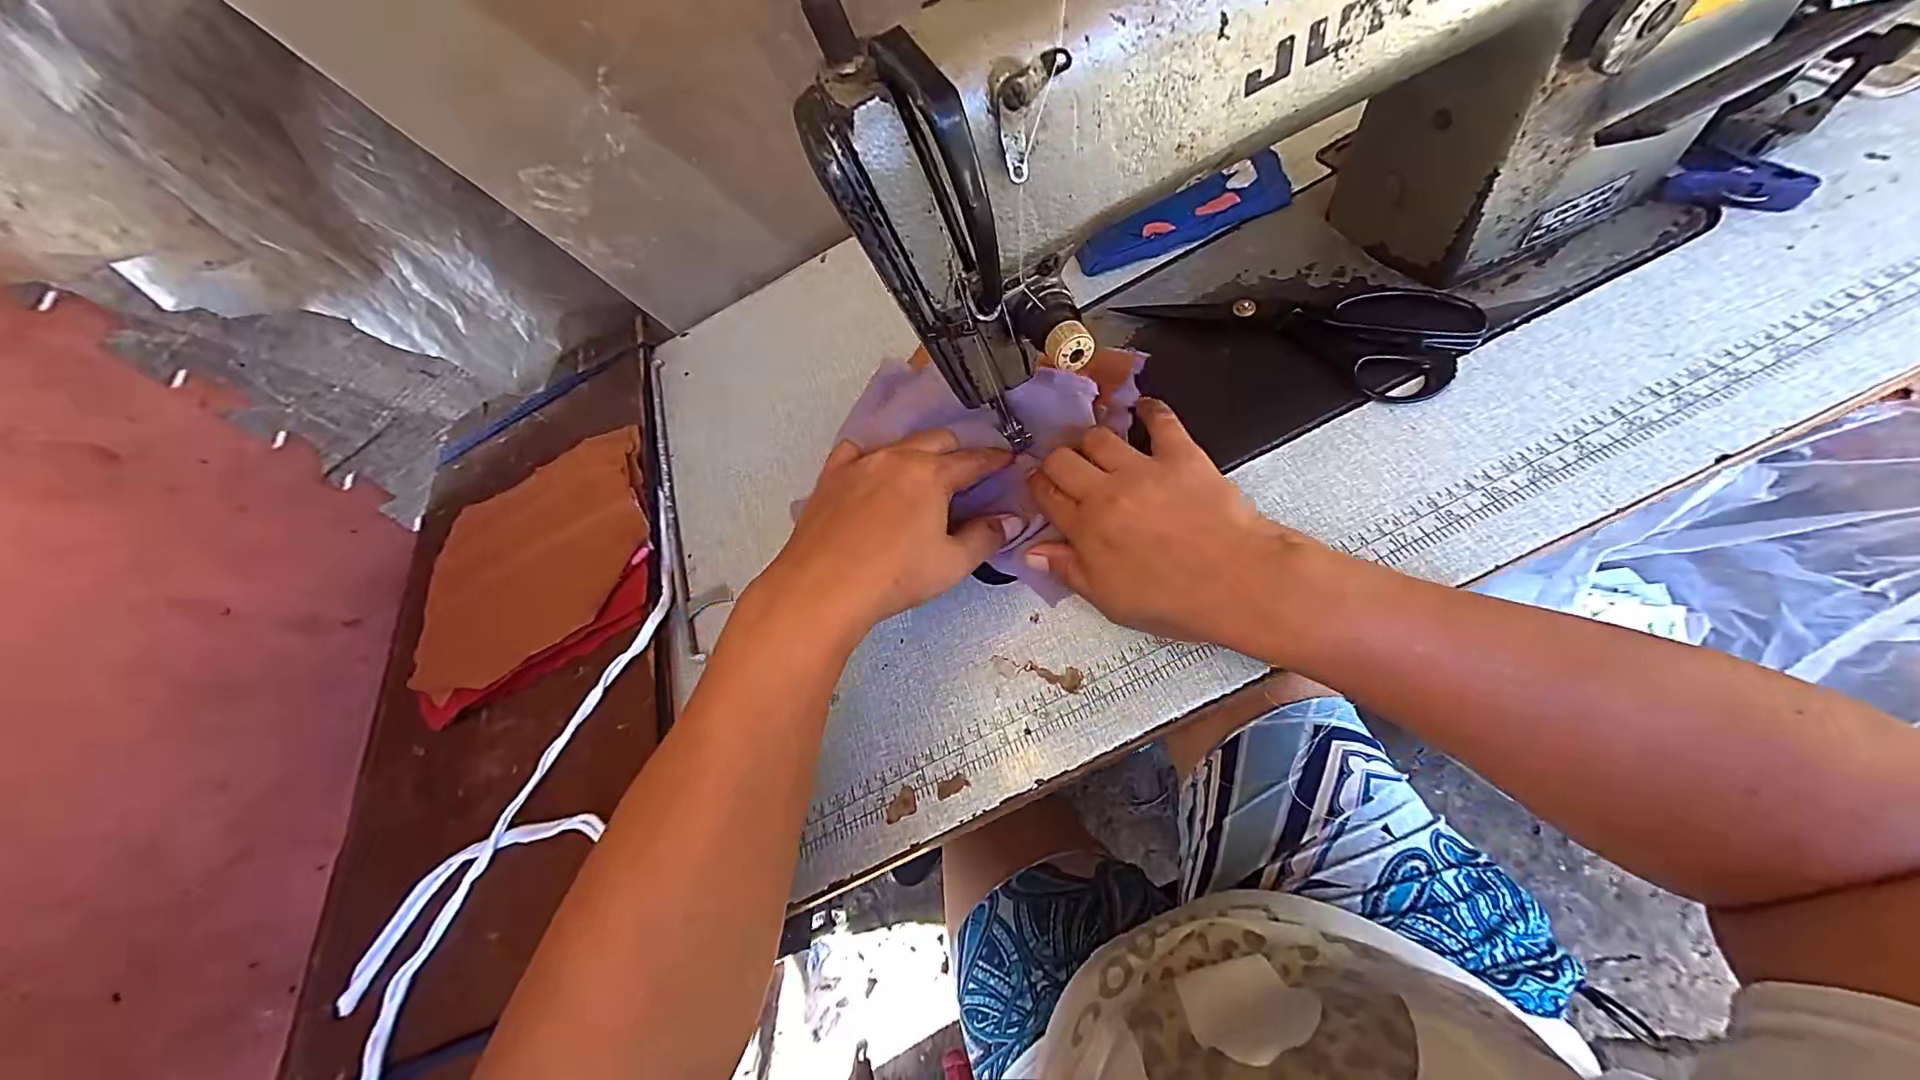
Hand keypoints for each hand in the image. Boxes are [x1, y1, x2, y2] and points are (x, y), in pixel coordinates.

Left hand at [756, 429, 1020, 634]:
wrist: (825, 587)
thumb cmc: (895, 577)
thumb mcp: (952, 562)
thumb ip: (985, 536)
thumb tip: (1009, 520)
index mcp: (931, 474)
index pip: (973, 460)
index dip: (994, 460)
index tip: (1007, 459)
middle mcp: (896, 458)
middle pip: (937, 440)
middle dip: (958, 450)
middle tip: (969, 468)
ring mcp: (860, 463)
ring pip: (897, 442)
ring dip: (917, 450)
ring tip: (925, 468)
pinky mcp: (831, 476)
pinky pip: (855, 452)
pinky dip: (871, 455)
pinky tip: (872, 467)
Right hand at [1025, 399, 1327, 649]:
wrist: (1236, 582)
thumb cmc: (1172, 600)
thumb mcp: (1109, 600)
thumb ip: (1068, 571)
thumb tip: (1031, 553)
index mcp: (1085, 527)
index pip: (1046, 494)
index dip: (1037, 487)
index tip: (1039, 487)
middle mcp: (1106, 491)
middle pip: (1062, 459)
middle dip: (1055, 461)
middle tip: (1063, 468)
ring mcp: (1143, 469)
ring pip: (1099, 436)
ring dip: (1090, 439)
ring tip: (1095, 447)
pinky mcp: (1181, 455)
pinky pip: (1159, 420)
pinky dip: (1149, 410)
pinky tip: (1143, 408)